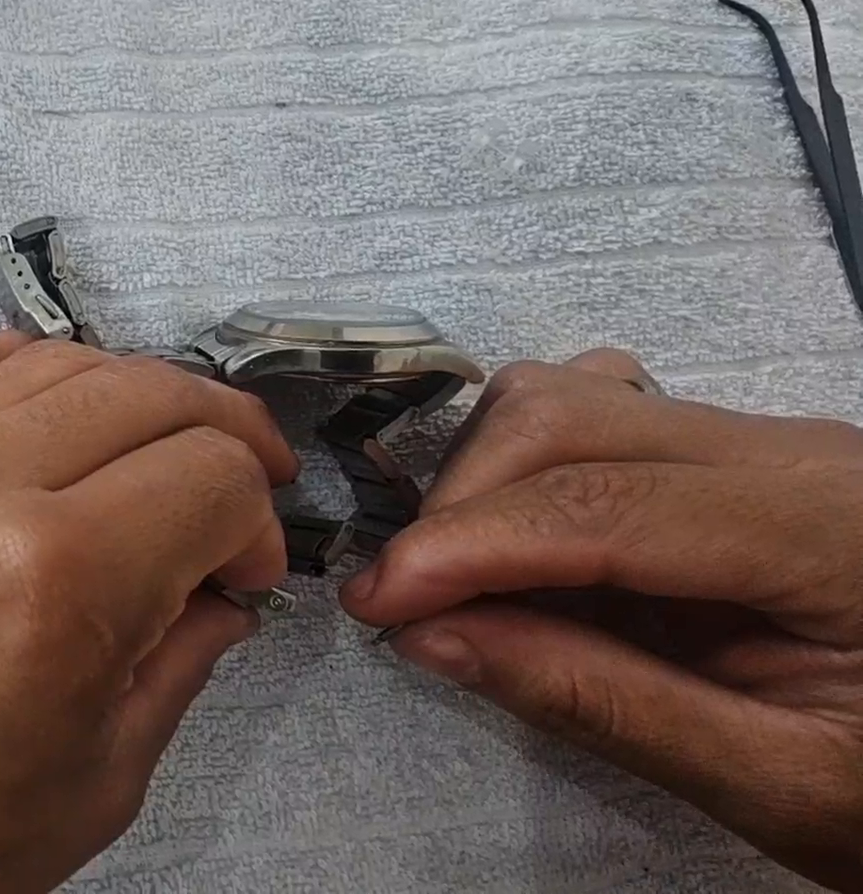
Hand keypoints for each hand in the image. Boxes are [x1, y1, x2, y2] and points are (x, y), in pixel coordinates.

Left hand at [0, 333, 297, 893]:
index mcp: (55, 576)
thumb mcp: (96, 776)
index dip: (255, 521)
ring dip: (140, 396)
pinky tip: (57, 412)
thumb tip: (224, 584)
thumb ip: (181, 657)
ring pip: (67, 359)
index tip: (244, 570)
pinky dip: (32, 367)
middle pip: (153, 392)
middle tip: (236, 497)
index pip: (212, 474)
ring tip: (160, 453)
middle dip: (224, 436)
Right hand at [339, 350, 862, 891]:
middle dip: (454, 508)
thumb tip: (424, 636)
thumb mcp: (787, 789)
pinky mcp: (709, 441)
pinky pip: (575, 403)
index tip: (370, 604)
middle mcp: (786, 449)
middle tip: (412, 597)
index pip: (594, 509)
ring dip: (472, 476)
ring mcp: (745, 433)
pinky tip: (514, 519)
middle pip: (554, 420)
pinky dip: (507, 455)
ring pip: (551, 398)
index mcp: (832, 530)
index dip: (458, 550)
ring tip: (464, 568)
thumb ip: (600, 703)